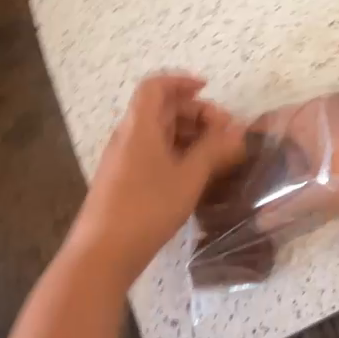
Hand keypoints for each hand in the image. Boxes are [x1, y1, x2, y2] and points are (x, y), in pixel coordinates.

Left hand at [67, 75, 247, 282]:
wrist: (100, 256)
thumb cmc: (147, 208)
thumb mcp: (189, 177)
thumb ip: (215, 149)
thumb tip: (238, 129)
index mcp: (139, 126)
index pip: (156, 86)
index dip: (182, 81)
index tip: (208, 90)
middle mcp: (127, 136)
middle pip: (160, 108)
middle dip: (195, 112)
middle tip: (223, 131)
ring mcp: (122, 159)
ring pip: (158, 132)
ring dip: (188, 134)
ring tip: (215, 154)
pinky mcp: (122, 181)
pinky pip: (152, 152)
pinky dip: (176, 152)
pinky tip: (194, 174)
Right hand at [251, 92, 338, 202]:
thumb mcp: (315, 194)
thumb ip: (284, 206)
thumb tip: (259, 222)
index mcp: (306, 114)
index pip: (270, 122)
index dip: (257, 140)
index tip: (248, 158)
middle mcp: (326, 102)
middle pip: (296, 122)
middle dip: (287, 145)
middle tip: (278, 171)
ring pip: (322, 123)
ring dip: (313, 142)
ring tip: (307, 170)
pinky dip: (335, 140)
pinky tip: (338, 163)